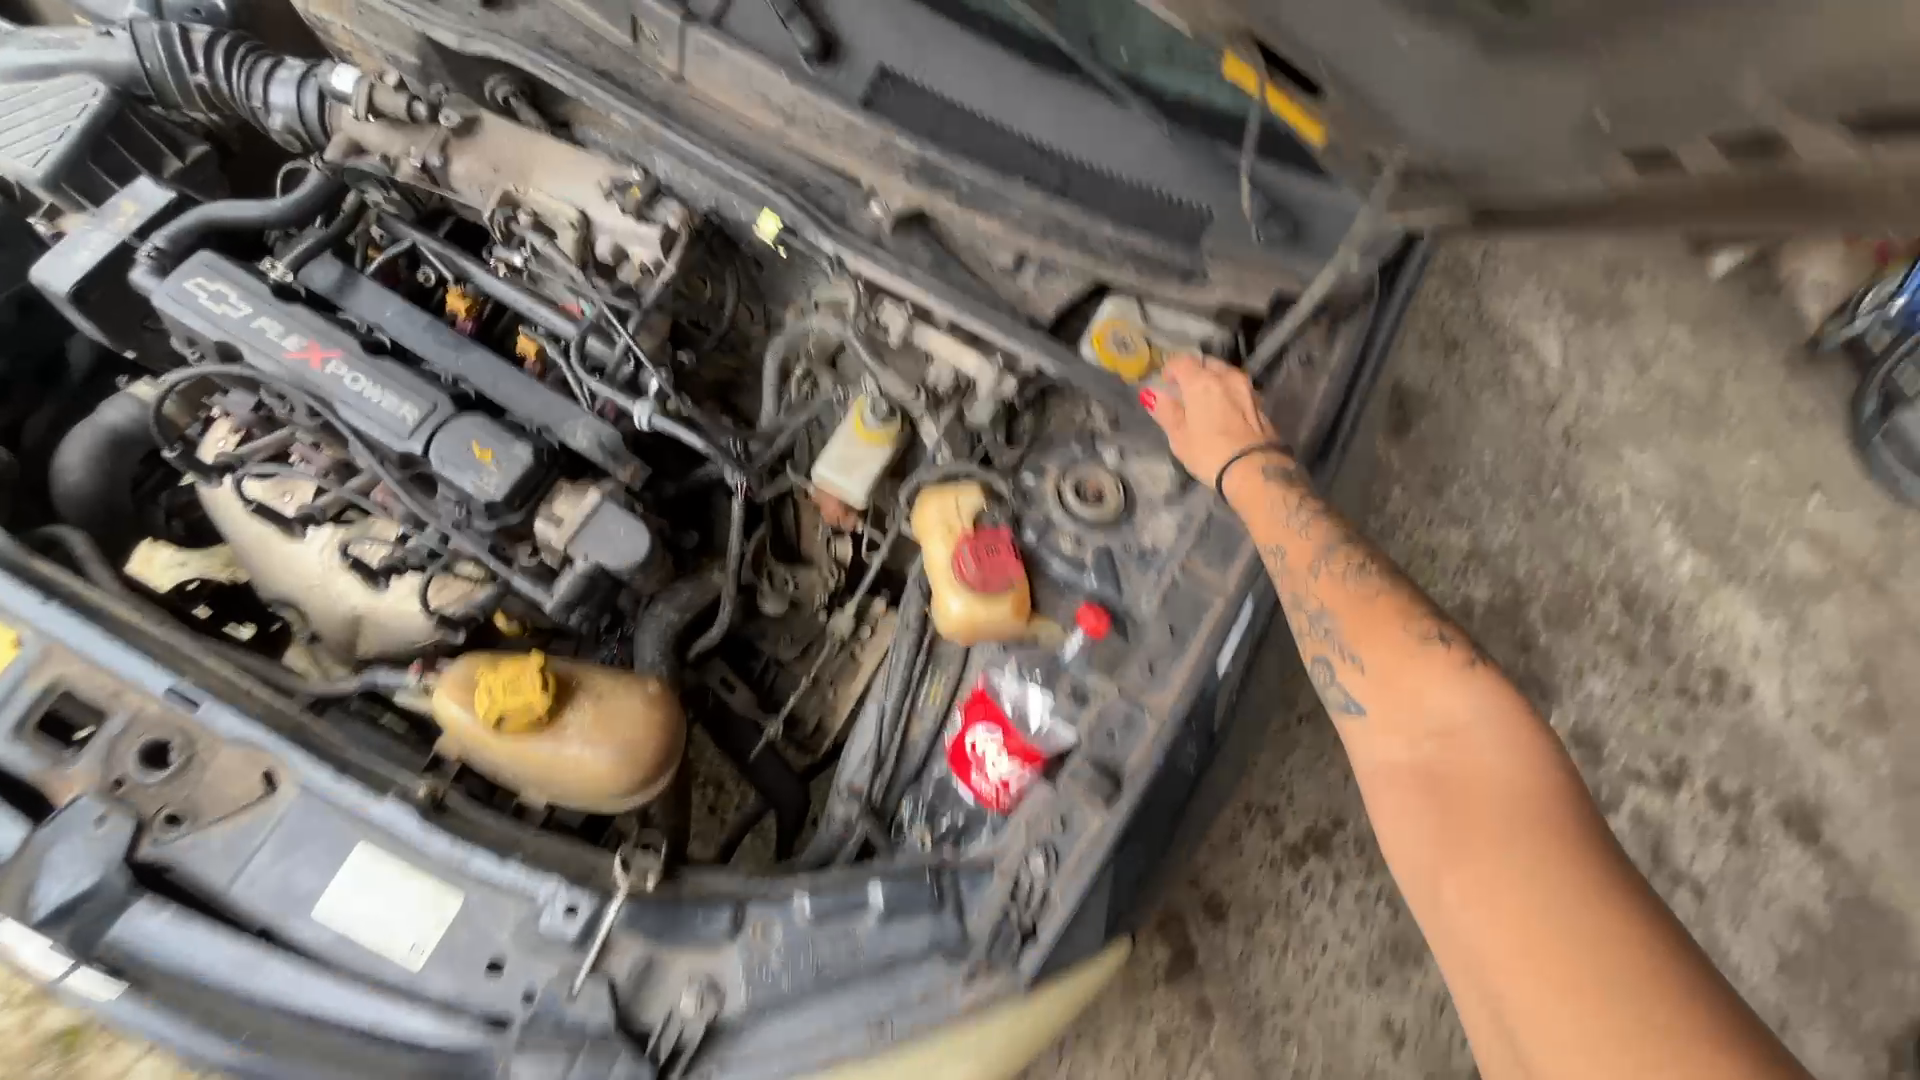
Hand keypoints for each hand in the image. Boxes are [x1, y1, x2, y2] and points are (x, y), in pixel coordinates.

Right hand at [1142, 354, 1282, 483]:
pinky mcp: (1260, 403)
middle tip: (1184, 392)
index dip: (1169, 369)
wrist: (1254, 471)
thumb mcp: (1179, 436)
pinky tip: (1222, 411)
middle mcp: (1226, 377)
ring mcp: (1247, 388)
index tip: (1164, 384)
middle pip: (1206, 363)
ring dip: (1212, 381)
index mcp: (1202, 381)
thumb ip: (1165, 411)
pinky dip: (1227, 393)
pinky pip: (1238, 388)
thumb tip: (1152, 394)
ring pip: (1225, 374)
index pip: (1181, 361)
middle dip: (1193, 372)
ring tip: (1203, 401)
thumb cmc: (1209, 453)